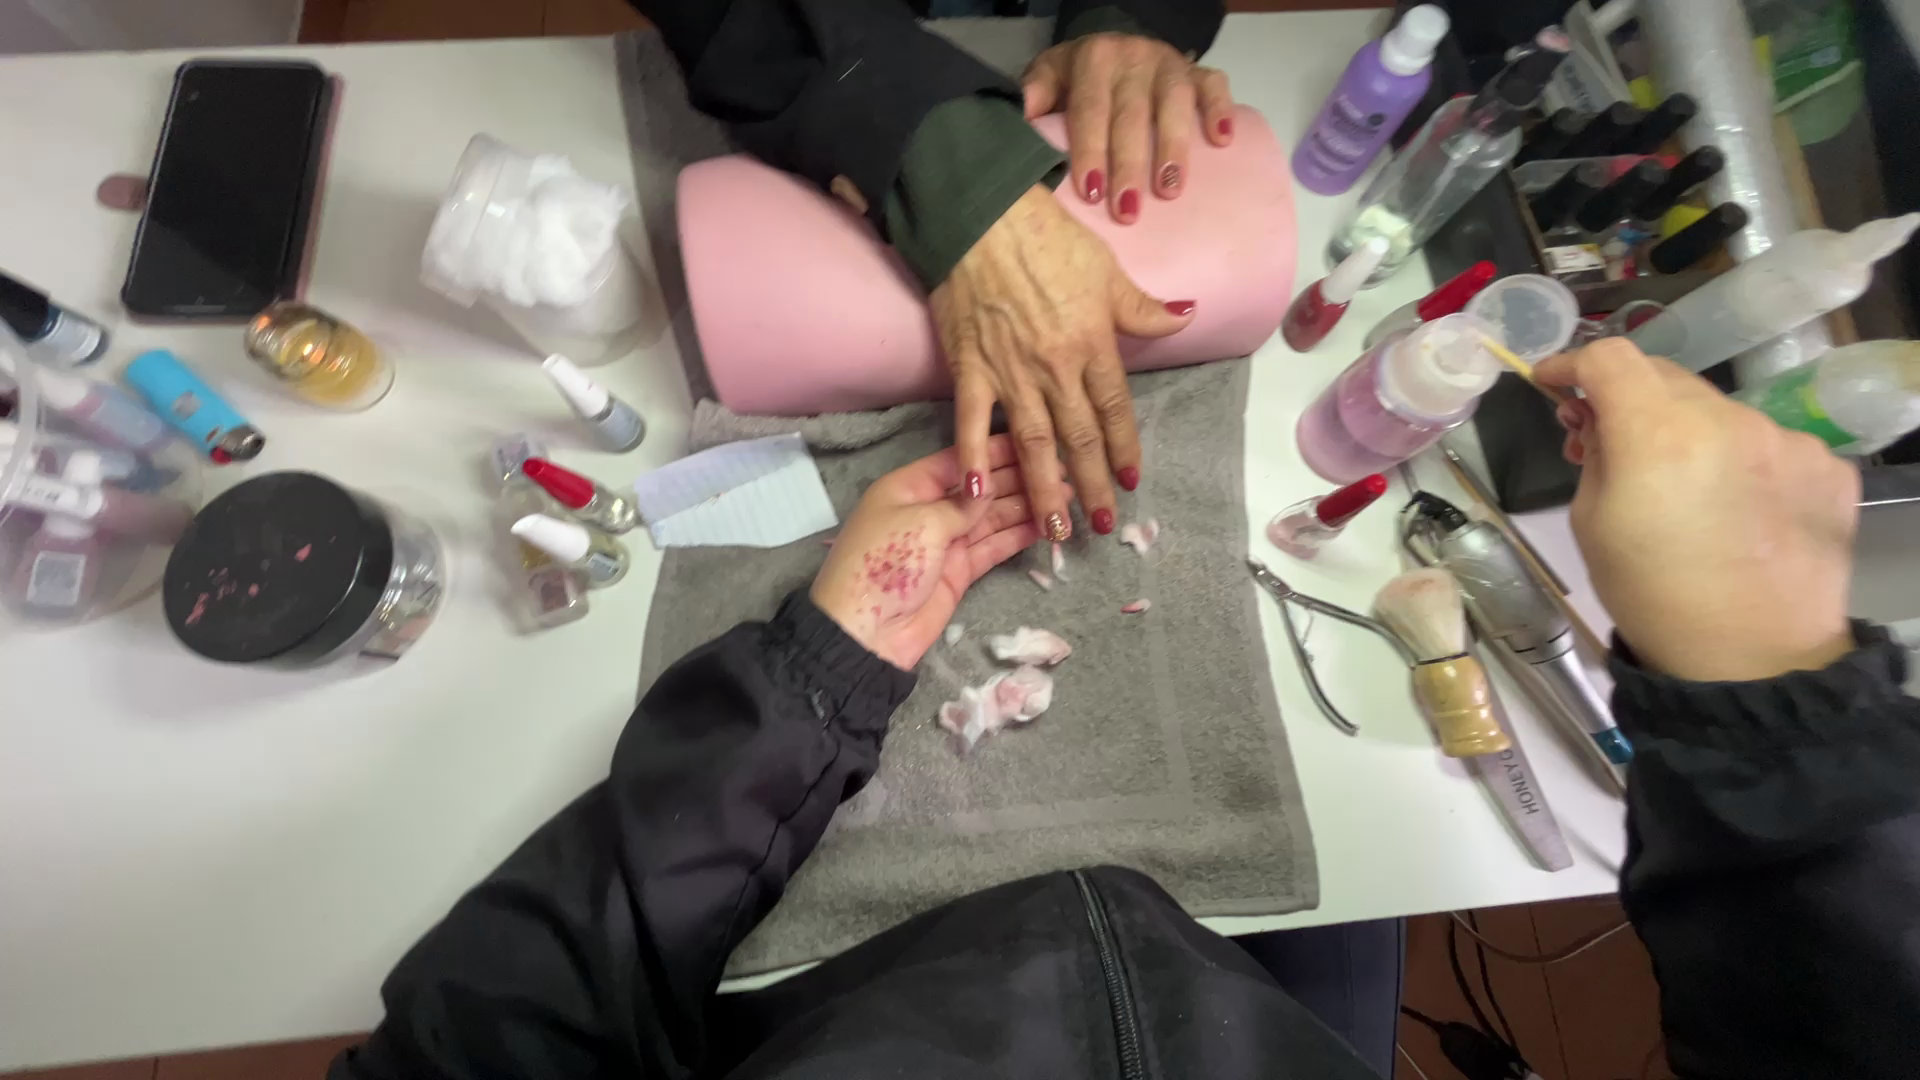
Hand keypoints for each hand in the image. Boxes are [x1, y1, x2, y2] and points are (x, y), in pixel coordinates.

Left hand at [811, 435, 1055, 669]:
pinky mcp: (959, 571)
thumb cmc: (885, 564)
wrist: (866, 634)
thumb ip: (960, 504)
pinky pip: (992, 546)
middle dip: (1016, 479)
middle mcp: (929, 509)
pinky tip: (1046, 524)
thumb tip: (992, 486)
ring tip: (1064, 495)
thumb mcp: (921, 522)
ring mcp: (946, 542)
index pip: (959, 460)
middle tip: (1061, 469)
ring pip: (990, 518)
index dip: (995, 451)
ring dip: (1024, 506)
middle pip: (978, 488)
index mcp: (908, 487)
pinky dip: (1017, 536)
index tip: (1033, 441)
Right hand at [931, 186, 1192, 541]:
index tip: (1131, 482)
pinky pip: (972, 423)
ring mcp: (1011, 374)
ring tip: (1054, 529)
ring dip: (1046, 489)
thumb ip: (1144, 308)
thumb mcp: (1107, 269)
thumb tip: (1189, 316)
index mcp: (1093, 344)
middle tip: (1101, 525)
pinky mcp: (971, 371)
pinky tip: (975, 496)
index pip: (1115, 408)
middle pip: (1079, 437)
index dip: (1124, 448)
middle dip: (1092, 484)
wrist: (981, 216)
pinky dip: (973, 458)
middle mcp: (1056, 369)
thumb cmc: (1046, 238)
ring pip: (1034, 442)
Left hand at [1022, 32, 1234, 222]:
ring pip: (1174, 104)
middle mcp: (1132, 58)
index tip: (1090, 192)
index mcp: (1093, 61)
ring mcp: (1168, 64)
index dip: (1090, 152)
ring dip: (1174, 148)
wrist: (1110, 50)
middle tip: (1128, 211)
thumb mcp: (1047, 80)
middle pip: (1131, 116)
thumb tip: (1017, 121)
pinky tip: (1222, 142)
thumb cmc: (1074, 81)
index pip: (1090, 111)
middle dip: (1129, 166)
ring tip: (1170, 190)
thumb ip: (1034, 99)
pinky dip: (1220, 110)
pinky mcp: (1196, 71)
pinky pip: (1214, 85)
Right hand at [1537, 340, 1859, 681]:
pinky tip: (1719, 500)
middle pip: (1662, 376)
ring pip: (1712, 409)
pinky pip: (1760, 439)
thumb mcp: (1589, 516)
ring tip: (1662, 479)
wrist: (1747, 650)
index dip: (1570, 362)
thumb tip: (1598, 422)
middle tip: (1593, 438)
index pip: (1611, 360)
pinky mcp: (1825, 465)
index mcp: (1659, 435)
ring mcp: (1788, 440)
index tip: (1549, 382)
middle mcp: (1730, 421)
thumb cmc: (1645, 587)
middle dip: (1619, 397)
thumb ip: (1596, 454)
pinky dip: (1726, 453)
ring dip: (1674, 427)